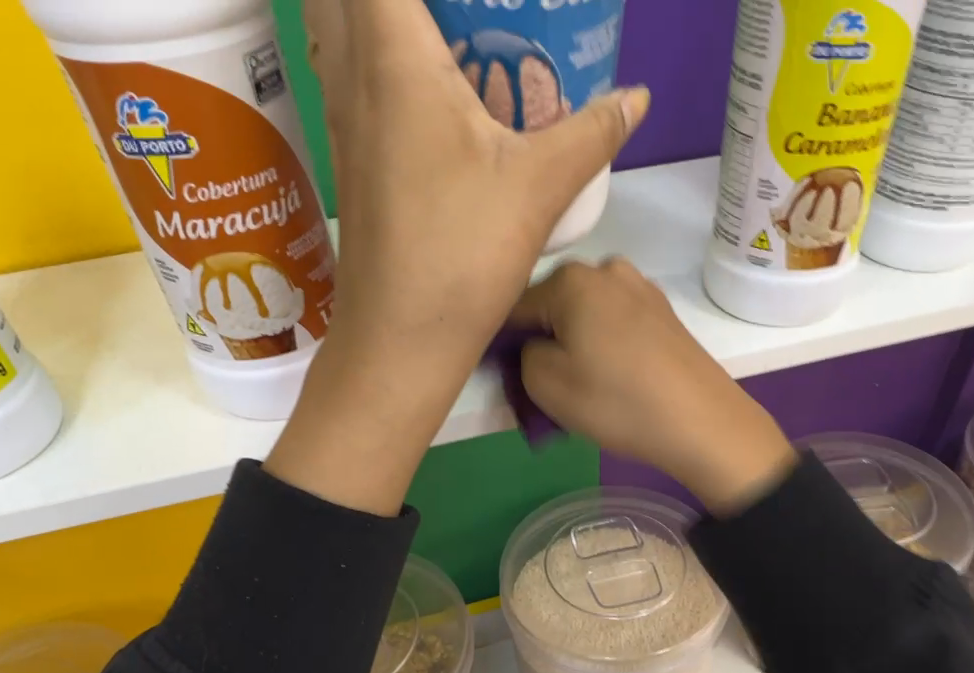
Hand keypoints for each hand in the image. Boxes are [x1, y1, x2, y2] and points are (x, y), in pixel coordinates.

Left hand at [265, 0, 650, 516]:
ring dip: (378, 13)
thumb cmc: (462, 254)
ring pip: (337, 29)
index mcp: (393, 58)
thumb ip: (592, 132)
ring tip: (451, 31)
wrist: (399, 339)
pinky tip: (431, 84)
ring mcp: (341, 117)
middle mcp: (351, 74)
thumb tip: (636, 97)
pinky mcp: (347, 155)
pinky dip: (374, 54)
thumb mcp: (538, 187)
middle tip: (468, 12)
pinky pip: (348, 74)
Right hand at [513, 260, 796, 515]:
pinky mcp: (662, 311)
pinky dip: (603, 346)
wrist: (702, 423)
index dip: (501, 345)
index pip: (512, 307)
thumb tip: (530, 345)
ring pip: (584, 315)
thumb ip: (519, 354)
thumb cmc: (617, 401)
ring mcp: (640, 287)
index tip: (505, 379)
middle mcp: (605, 269)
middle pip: (551, 306)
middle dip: (541, 341)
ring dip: (573, 344)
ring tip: (583, 386)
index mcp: (570, 278)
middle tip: (545, 388)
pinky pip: (614, 323)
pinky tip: (613, 378)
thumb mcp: (544, 383)